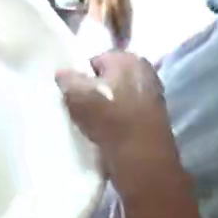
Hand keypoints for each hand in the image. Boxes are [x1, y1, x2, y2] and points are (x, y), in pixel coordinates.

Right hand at [57, 52, 178, 191]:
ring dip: (104, 107)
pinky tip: (106, 133)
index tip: (71, 94)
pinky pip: (126, 112)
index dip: (80, 77)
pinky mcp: (155, 117)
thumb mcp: (78, 96)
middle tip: (79, 108)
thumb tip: (62, 73)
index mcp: (128, 58)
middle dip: (94, 90)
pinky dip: (116, 120)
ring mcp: (153, 94)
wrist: (142, 160)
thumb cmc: (110, 120)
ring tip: (90, 123)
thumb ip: (67, 79)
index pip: (94, 60)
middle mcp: (145, 70)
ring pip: (117, 96)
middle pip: (107, 78)